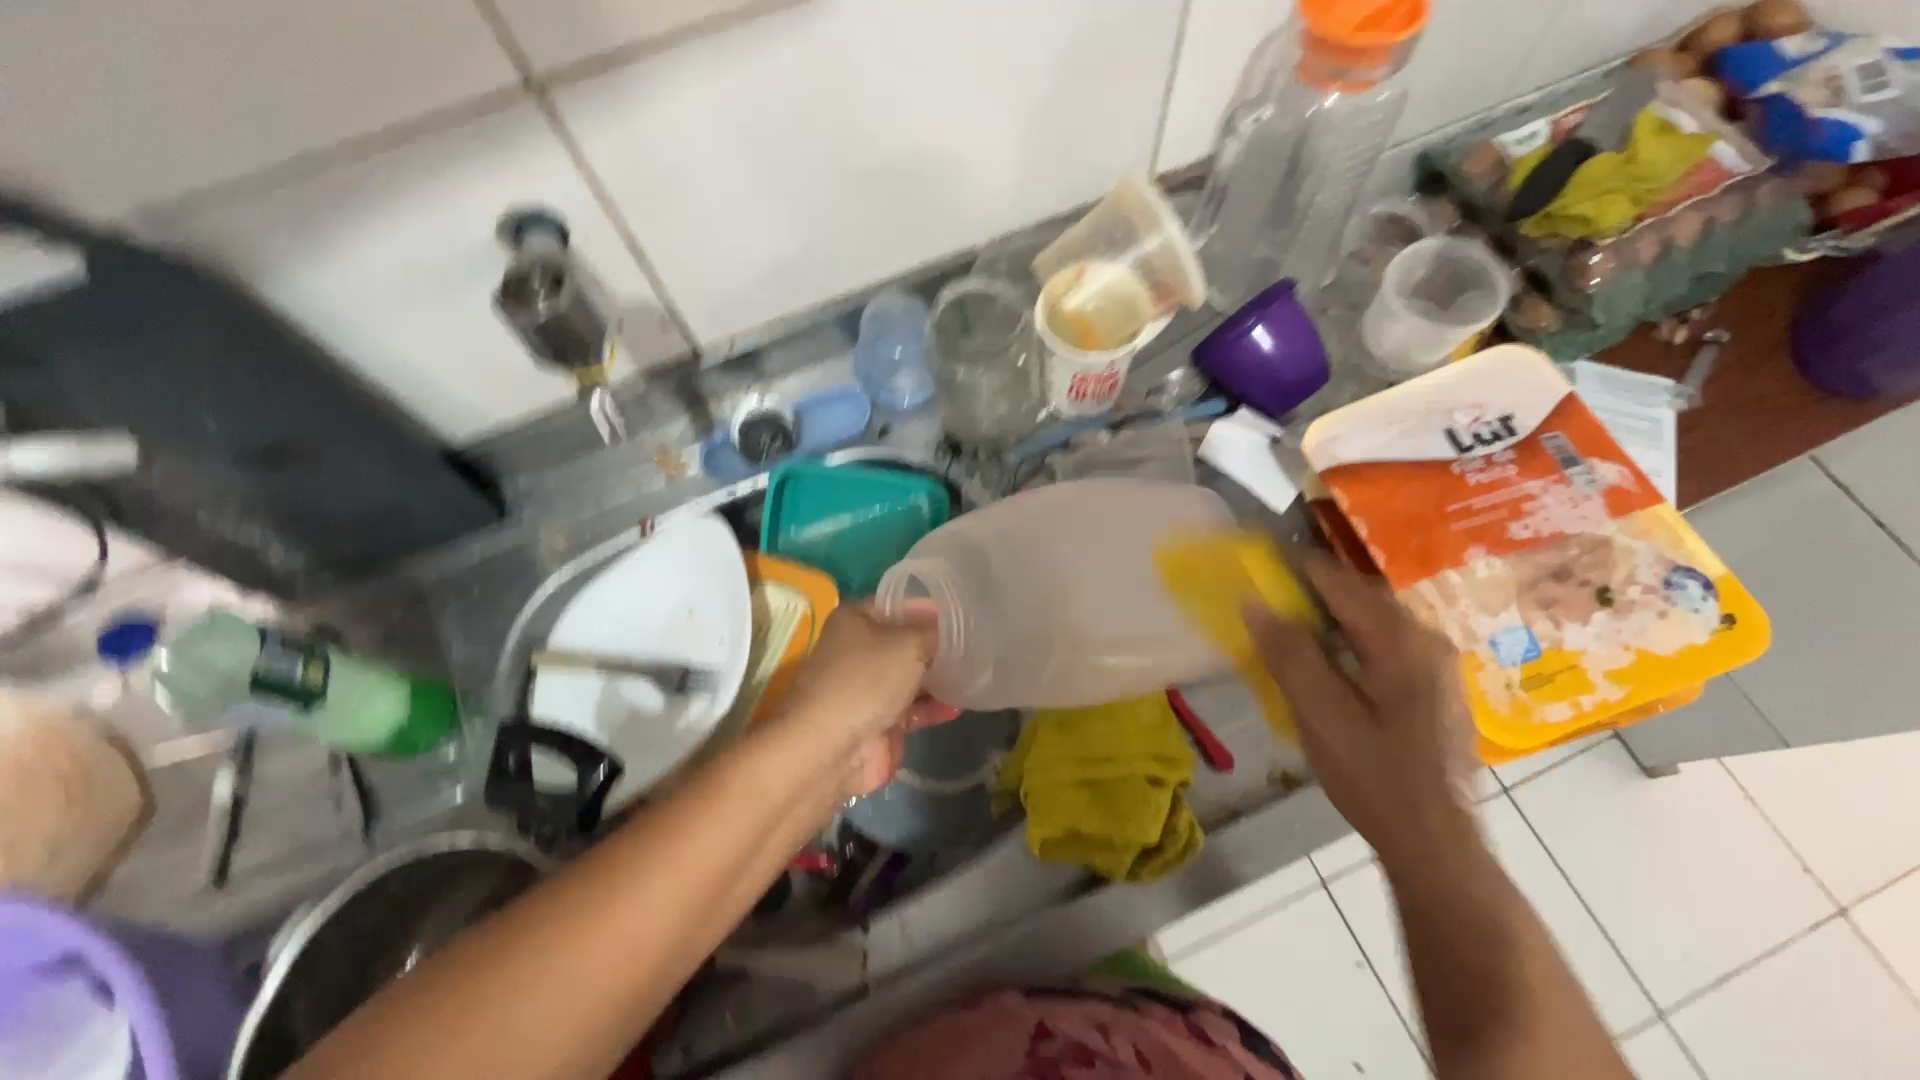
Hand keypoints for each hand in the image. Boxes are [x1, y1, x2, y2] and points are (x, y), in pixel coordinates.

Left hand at [778, 604, 959, 796]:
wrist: (830, 748)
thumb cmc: (866, 680)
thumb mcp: (908, 643)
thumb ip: (935, 633)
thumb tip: (952, 630)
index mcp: (856, 619)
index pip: (900, 604)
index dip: (932, 608)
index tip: (967, 614)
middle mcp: (859, 650)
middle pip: (908, 641)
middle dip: (940, 645)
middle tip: (979, 645)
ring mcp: (869, 688)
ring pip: (912, 676)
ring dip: (941, 677)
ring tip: (977, 674)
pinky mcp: (879, 721)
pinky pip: (913, 708)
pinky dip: (934, 706)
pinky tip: (960, 705)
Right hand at [1245, 555, 1479, 867]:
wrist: (1437, 843)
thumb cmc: (1376, 779)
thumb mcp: (1322, 717)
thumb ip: (1290, 656)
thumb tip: (1256, 603)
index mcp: (1401, 641)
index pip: (1340, 582)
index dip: (1296, 566)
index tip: (1258, 561)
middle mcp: (1427, 642)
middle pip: (1361, 599)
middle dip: (1313, 591)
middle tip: (1267, 597)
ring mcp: (1438, 667)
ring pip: (1375, 624)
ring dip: (1331, 618)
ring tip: (1290, 628)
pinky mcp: (1437, 691)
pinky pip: (1386, 648)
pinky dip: (1350, 642)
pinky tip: (1329, 666)